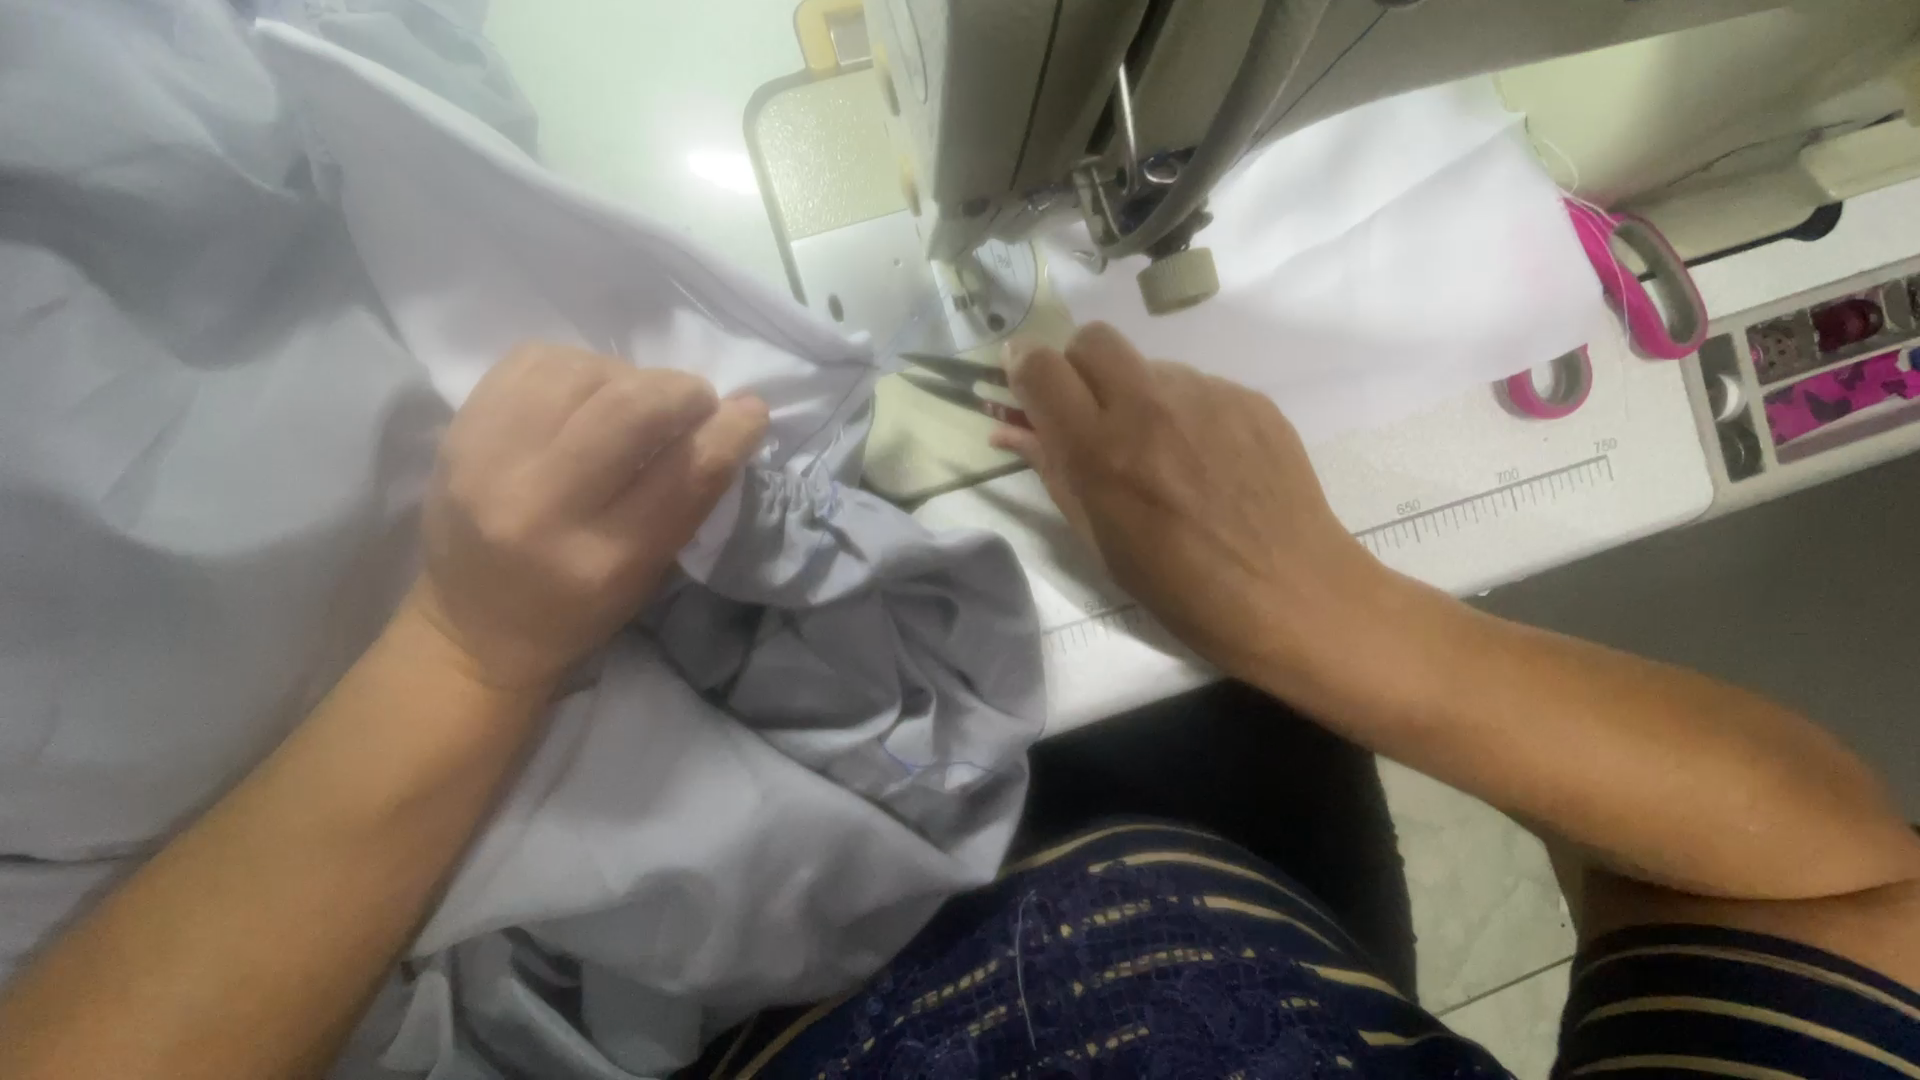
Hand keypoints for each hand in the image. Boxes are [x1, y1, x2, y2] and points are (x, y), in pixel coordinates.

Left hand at [407, 344, 768, 691]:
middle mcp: (539, 506)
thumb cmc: (580, 610)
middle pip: (631, 408)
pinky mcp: (459, 429)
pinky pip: (534, 360)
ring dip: (630, 376)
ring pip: (583, 372)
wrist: (473, 626)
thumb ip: (690, 498)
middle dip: (682, 392)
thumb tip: (733, 418)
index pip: (685, 472)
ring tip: (636, 401)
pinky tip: (589, 393)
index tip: (751, 412)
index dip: (730, 431)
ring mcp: (487, 460)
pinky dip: (580, 366)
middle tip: (694, 404)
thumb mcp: (650, 572)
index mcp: (603, 558)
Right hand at [991, 323, 1390, 686]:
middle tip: (1091, 414)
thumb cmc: (1178, 587)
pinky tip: (1206, 462)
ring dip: (1137, 395)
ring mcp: (1206, 396)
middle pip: (1093, 339)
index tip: (1026, 387)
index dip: (1023, 369)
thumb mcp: (1098, 539)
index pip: (1040, 368)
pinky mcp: (1250, 398)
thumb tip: (1009, 430)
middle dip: (1078, 367)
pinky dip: (1185, 413)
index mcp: (1100, 451)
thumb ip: (1052, 471)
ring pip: (1149, 365)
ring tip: (1163, 455)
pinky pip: (1197, 386)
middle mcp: (1150, 407)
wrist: (1289, 594)